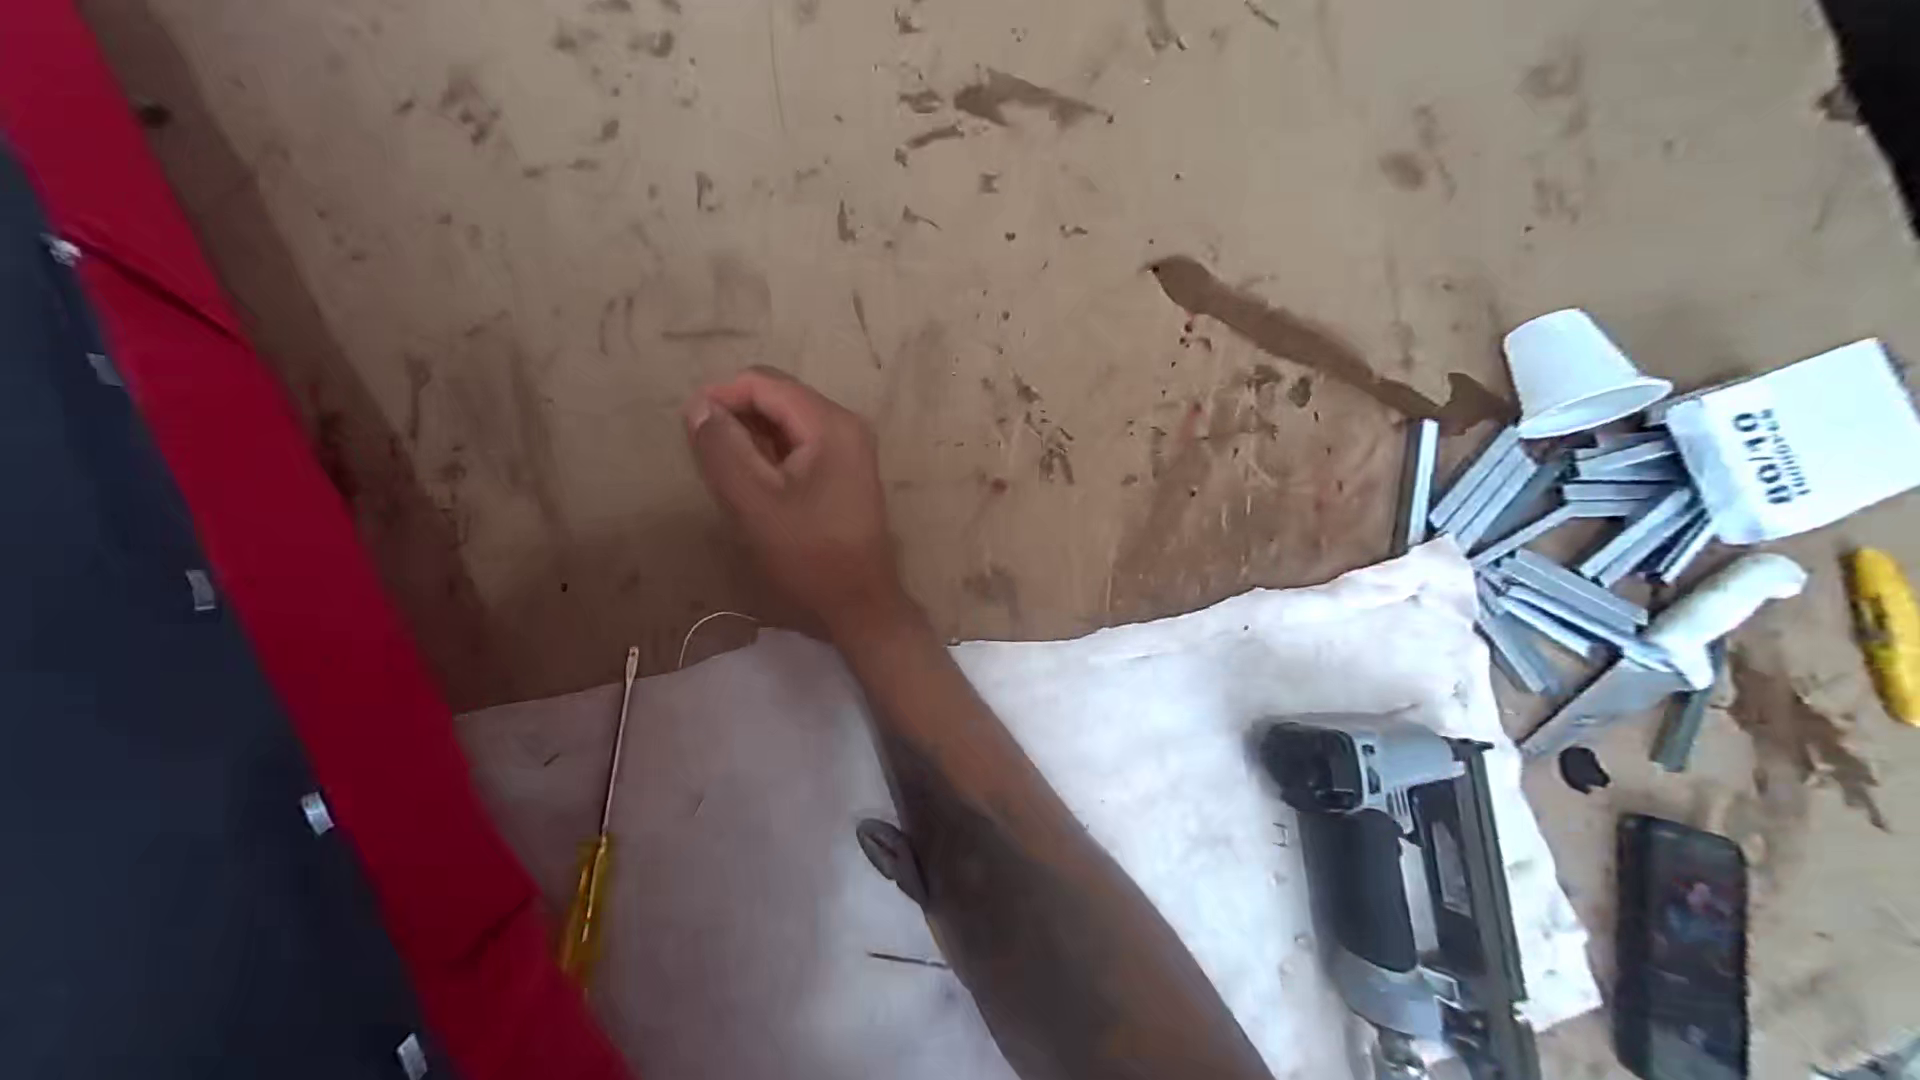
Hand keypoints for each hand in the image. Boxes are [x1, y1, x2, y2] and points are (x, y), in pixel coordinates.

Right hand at [683, 369, 912, 637]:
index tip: (689, 427)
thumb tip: (699, 405)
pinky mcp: (846, 468)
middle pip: (778, 397)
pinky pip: (800, 442)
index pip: (764, 382)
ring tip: (726, 468)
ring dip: (752, 435)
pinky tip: (754, 479)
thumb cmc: (808, 554)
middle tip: (705, 452)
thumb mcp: (754, 502)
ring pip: (787, 420)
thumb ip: (723, 449)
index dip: (721, 395)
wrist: (859, 600)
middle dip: (737, 414)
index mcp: (830, 423)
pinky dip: (771, 451)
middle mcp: (846, 424)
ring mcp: (850, 446)